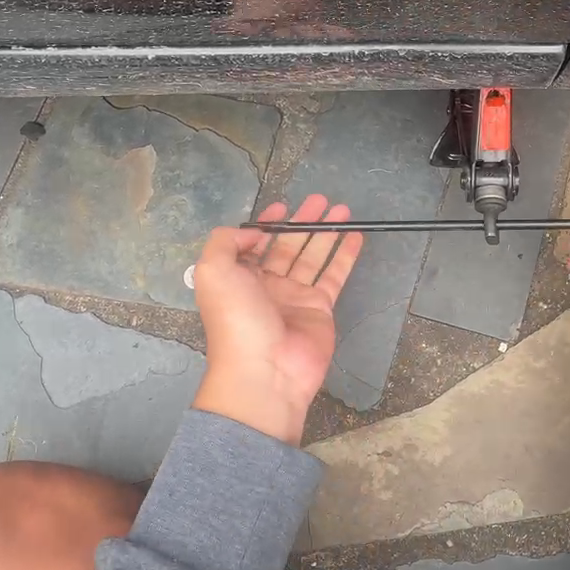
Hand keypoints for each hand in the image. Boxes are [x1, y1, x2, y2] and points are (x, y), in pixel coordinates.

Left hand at [186, 194, 362, 444]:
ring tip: (343, 209)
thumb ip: (225, 242)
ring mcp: (295, 297)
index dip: (266, 224)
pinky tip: (356, 235)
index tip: (282, 207)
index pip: (254, 245)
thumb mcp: (213, 273)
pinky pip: (334, 275)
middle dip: (303, 222)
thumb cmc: (237, 319)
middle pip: (287, 246)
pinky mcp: (320, 308)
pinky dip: (345, 255)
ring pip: (313, 256)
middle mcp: (266, 285)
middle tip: (321, 199)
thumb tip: (253, 233)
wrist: (265, 370)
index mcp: (238, 278)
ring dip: (327, 232)